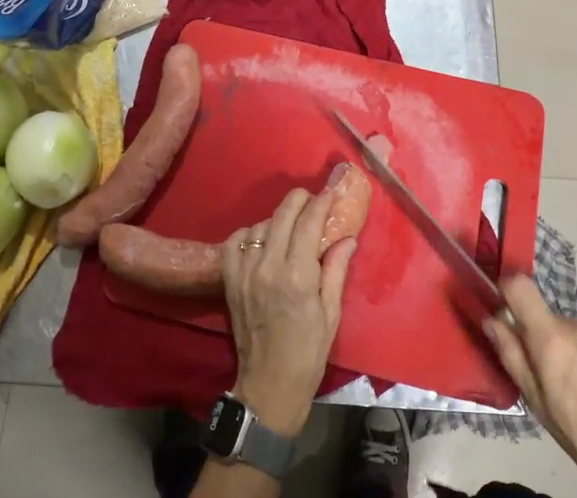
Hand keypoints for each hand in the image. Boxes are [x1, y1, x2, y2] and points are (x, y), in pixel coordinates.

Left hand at [220, 186, 356, 436]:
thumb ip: (336, 270)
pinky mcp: (229, 280)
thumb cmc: (309, 352)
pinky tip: (262, 241)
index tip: (331, 191)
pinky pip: (234, 242)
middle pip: (282, 214)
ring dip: (278, 220)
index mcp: (298, 275)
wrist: (269, 384)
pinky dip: (249, 234)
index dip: (321, 202)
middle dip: (300, 201)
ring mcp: (244, 272)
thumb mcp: (331, 313)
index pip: (309, 222)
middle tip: (314, 201)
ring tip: (291, 228)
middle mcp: (268, 266)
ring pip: (260, 225)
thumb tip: (347, 237)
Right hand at [484, 276, 576, 497]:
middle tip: (548, 380)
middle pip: (548, 319)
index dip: (506, 291)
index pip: (520, 286)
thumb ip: (512, 357)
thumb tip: (491, 321)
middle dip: (542, 340)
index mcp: (552, 339)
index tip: (503, 313)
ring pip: (575, 334)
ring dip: (570, 352)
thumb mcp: (538, 405)